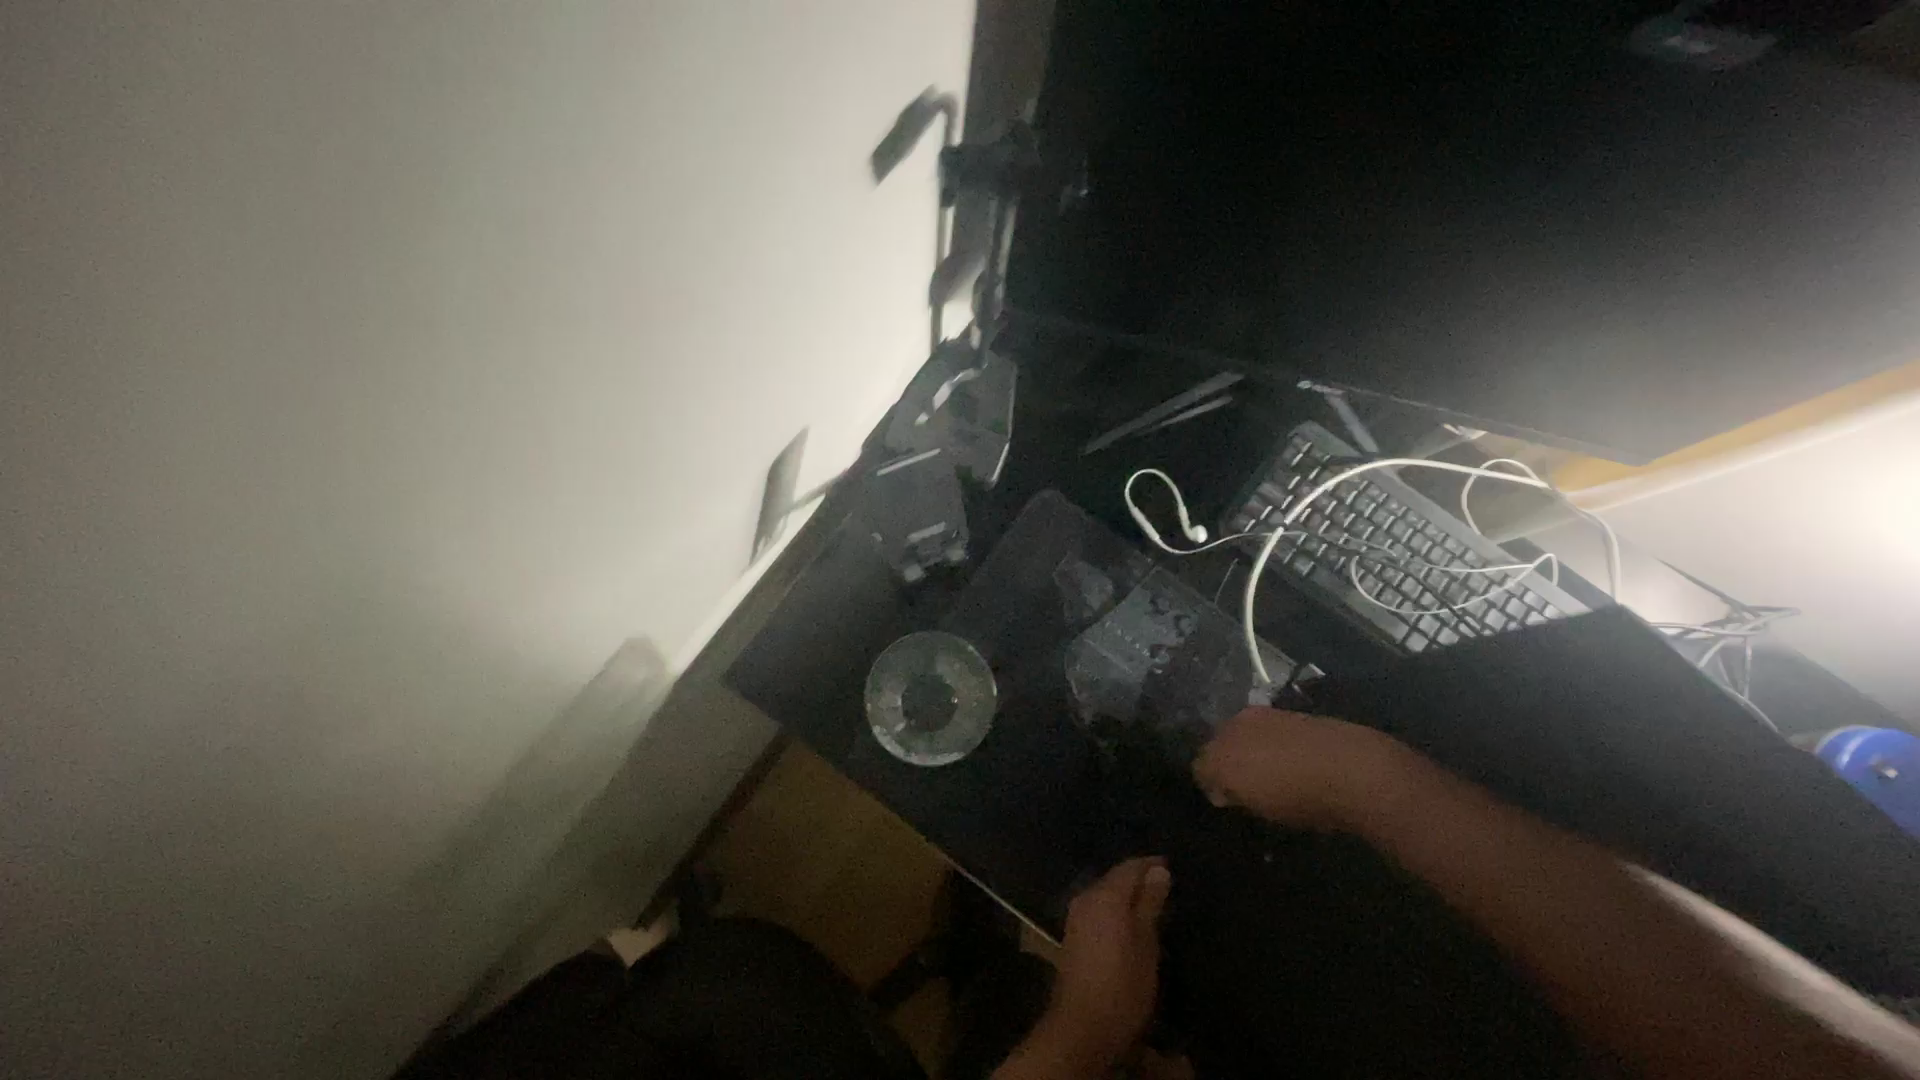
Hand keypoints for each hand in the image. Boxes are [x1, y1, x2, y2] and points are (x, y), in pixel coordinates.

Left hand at [1034, 856, 1172, 1070]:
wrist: (1082, 1026)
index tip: (1173, 868)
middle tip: (1167, 887)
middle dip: (1139, 879)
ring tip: (1153, 906)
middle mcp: (1086, 898)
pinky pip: (1098, 910)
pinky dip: (1115, 911)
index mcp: (1105, 896)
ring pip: (1106, 894)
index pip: (1130, 867)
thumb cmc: (1122, 985)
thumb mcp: (1146, 944)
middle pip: (1115, 878)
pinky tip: (1130, 924)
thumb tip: (1159, 869)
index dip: (1152, 865)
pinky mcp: (1072, 935)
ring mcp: (1075, 917)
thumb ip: (1150, 904)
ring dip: (1127, 897)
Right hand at [1192, 707, 1418, 829]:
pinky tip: (1296, 764)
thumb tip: (1221, 790)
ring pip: (1246, 734)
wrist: (1356, 770)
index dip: (1210, 783)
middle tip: (1246, 787)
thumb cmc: (1299, 796)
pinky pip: (1274, 732)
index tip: (1227, 801)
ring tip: (1273, 776)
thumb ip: (1231, 793)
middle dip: (1227, 761)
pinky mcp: (1297, 716)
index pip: (1201, 764)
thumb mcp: (1257, 806)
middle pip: (1219, 742)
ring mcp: (1269, 716)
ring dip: (1252, 751)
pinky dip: (1276, 745)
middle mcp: (1239, 723)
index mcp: (1223, 745)